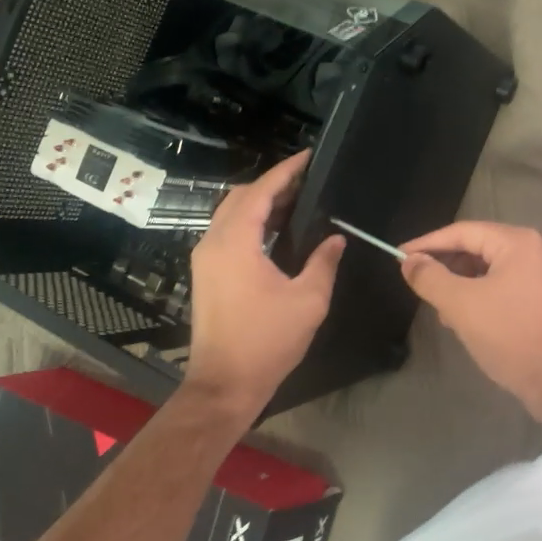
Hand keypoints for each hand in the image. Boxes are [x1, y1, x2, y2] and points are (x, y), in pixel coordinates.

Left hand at [186, 151, 344, 411]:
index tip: (308, 157)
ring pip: (230, 215)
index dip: (285, 171)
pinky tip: (278, 232)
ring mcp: (206, 259)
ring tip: (297, 201)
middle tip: (307, 180)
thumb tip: (335, 238)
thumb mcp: (309, 300)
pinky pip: (228, 233)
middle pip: (240, 197)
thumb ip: (324, 262)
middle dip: (272, 184)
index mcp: (236, 243)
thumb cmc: (268, 340)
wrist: (225, 383)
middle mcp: (213, 243)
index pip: (260, 192)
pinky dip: (251, 222)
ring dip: (261, 204)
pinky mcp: (207, 274)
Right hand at [400, 222, 541, 412]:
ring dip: (459, 285)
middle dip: (445, 267)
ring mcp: (536, 275)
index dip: (428, 243)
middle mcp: (530, 250)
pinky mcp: (536, 298)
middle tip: (416, 283)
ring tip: (440, 309)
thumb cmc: (508, 335)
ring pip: (485, 270)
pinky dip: (476, 297)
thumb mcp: (461, 304)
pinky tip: (460, 319)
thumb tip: (410, 261)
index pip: (463, 232)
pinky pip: (498, 286)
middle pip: (475, 248)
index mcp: (516, 242)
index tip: (399, 256)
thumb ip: (431, 278)